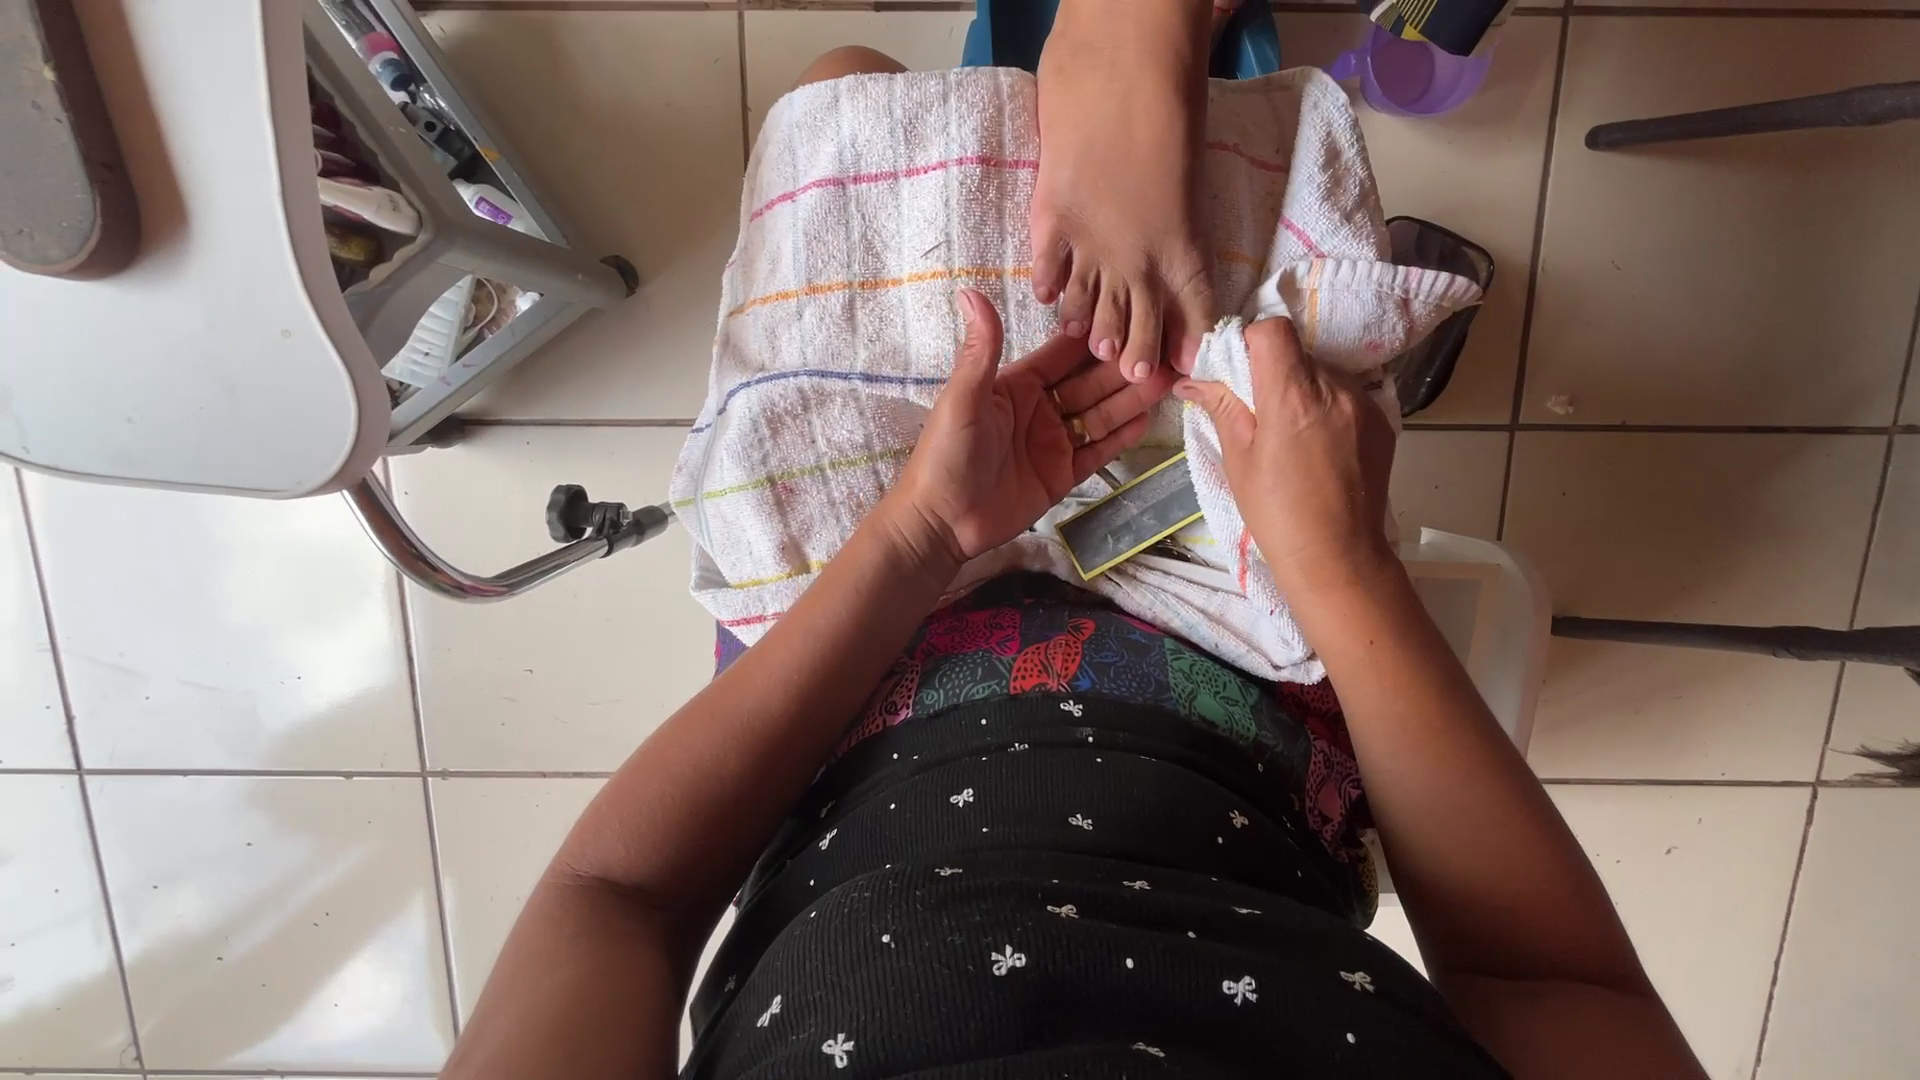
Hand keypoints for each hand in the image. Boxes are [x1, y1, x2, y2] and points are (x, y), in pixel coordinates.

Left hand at [883, 288, 1173, 566]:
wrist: (942, 523)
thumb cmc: (945, 456)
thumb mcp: (963, 399)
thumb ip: (980, 351)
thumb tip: (972, 292)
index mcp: (1017, 385)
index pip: (1064, 354)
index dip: (1096, 338)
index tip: (1133, 316)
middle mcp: (1040, 409)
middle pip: (1090, 384)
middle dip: (1125, 368)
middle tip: (1166, 351)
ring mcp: (1053, 443)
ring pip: (1100, 416)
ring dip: (1131, 399)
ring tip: (1169, 380)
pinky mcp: (1061, 475)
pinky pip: (1097, 452)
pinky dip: (1121, 438)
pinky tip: (1148, 420)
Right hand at [1172, 317, 1396, 591]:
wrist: (1337, 555)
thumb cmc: (1275, 512)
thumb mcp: (1238, 460)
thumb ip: (1222, 408)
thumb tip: (1191, 381)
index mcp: (1292, 397)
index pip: (1275, 331)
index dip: (1252, 342)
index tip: (1241, 373)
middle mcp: (1335, 390)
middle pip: (1299, 353)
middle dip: (1275, 371)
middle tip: (1259, 412)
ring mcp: (1365, 405)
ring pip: (1324, 374)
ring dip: (1303, 391)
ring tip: (1292, 436)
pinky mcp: (1383, 422)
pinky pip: (1347, 397)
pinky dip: (1328, 409)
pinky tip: (1318, 448)